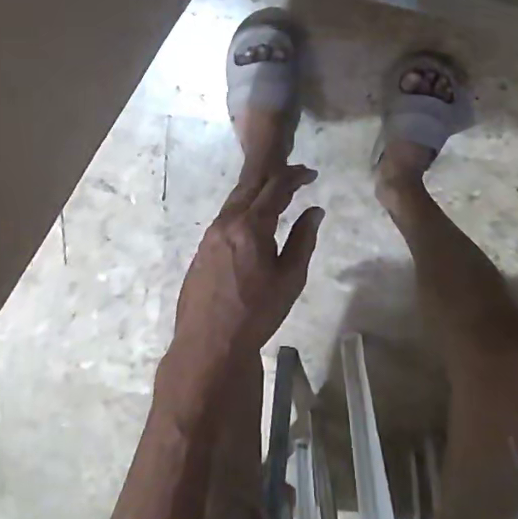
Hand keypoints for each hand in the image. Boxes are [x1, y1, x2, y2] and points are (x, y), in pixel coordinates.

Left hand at [164, 166, 323, 398]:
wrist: (208, 344)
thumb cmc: (256, 313)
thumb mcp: (290, 278)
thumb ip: (303, 240)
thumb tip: (314, 211)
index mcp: (250, 225)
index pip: (275, 188)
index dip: (295, 177)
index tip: (311, 174)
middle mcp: (226, 222)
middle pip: (251, 186)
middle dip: (275, 177)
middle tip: (296, 176)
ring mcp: (210, 234)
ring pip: (235, 200)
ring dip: (257, 191)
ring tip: (277, 193)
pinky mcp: (202, 248)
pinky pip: (226, 216)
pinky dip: (243, 207)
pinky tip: (253, 218)